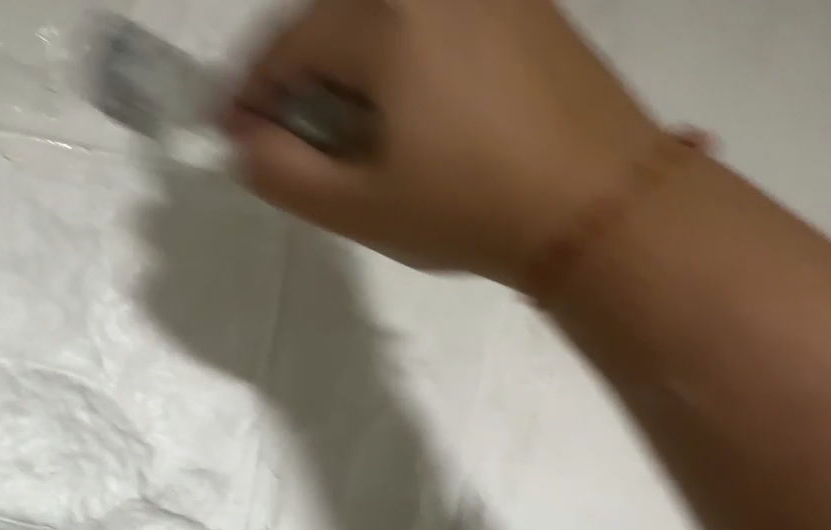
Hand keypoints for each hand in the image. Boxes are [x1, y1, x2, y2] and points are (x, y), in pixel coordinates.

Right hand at [220, 0, 661, 284]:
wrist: (600, 206)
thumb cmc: (468, 208)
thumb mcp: (357, 207)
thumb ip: (280, 172)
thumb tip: (246, 142)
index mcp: (388, 19)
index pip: (287, 43)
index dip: (248, 92)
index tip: (230, 135)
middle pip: (334, 18)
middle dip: (298, 77)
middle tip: (290, 139)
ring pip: (384, 17)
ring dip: (348, 66)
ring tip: (348, 132)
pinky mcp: (524, 6)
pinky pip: (434, 19)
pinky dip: (400, 56)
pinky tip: (408, 110)